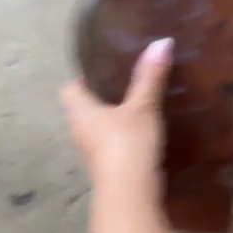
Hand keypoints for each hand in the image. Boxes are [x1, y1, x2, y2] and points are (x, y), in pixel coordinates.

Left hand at [61, 38, 171, 186]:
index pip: (70, 90)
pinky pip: (114, 145)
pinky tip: (147, 134)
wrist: (130, 191)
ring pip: (100, 129)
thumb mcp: (142, 106)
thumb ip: (150, 77)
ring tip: (141, 107)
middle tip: (127, 84)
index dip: (83, 79)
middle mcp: (80, 131)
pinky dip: (126, 138)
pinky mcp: (109, 167)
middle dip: (103, 98)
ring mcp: (93, 152)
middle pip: (85, 109)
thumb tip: (161, 41)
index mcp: (80, 112)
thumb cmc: (127, 143)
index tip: (104, 70)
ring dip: (115, 120)